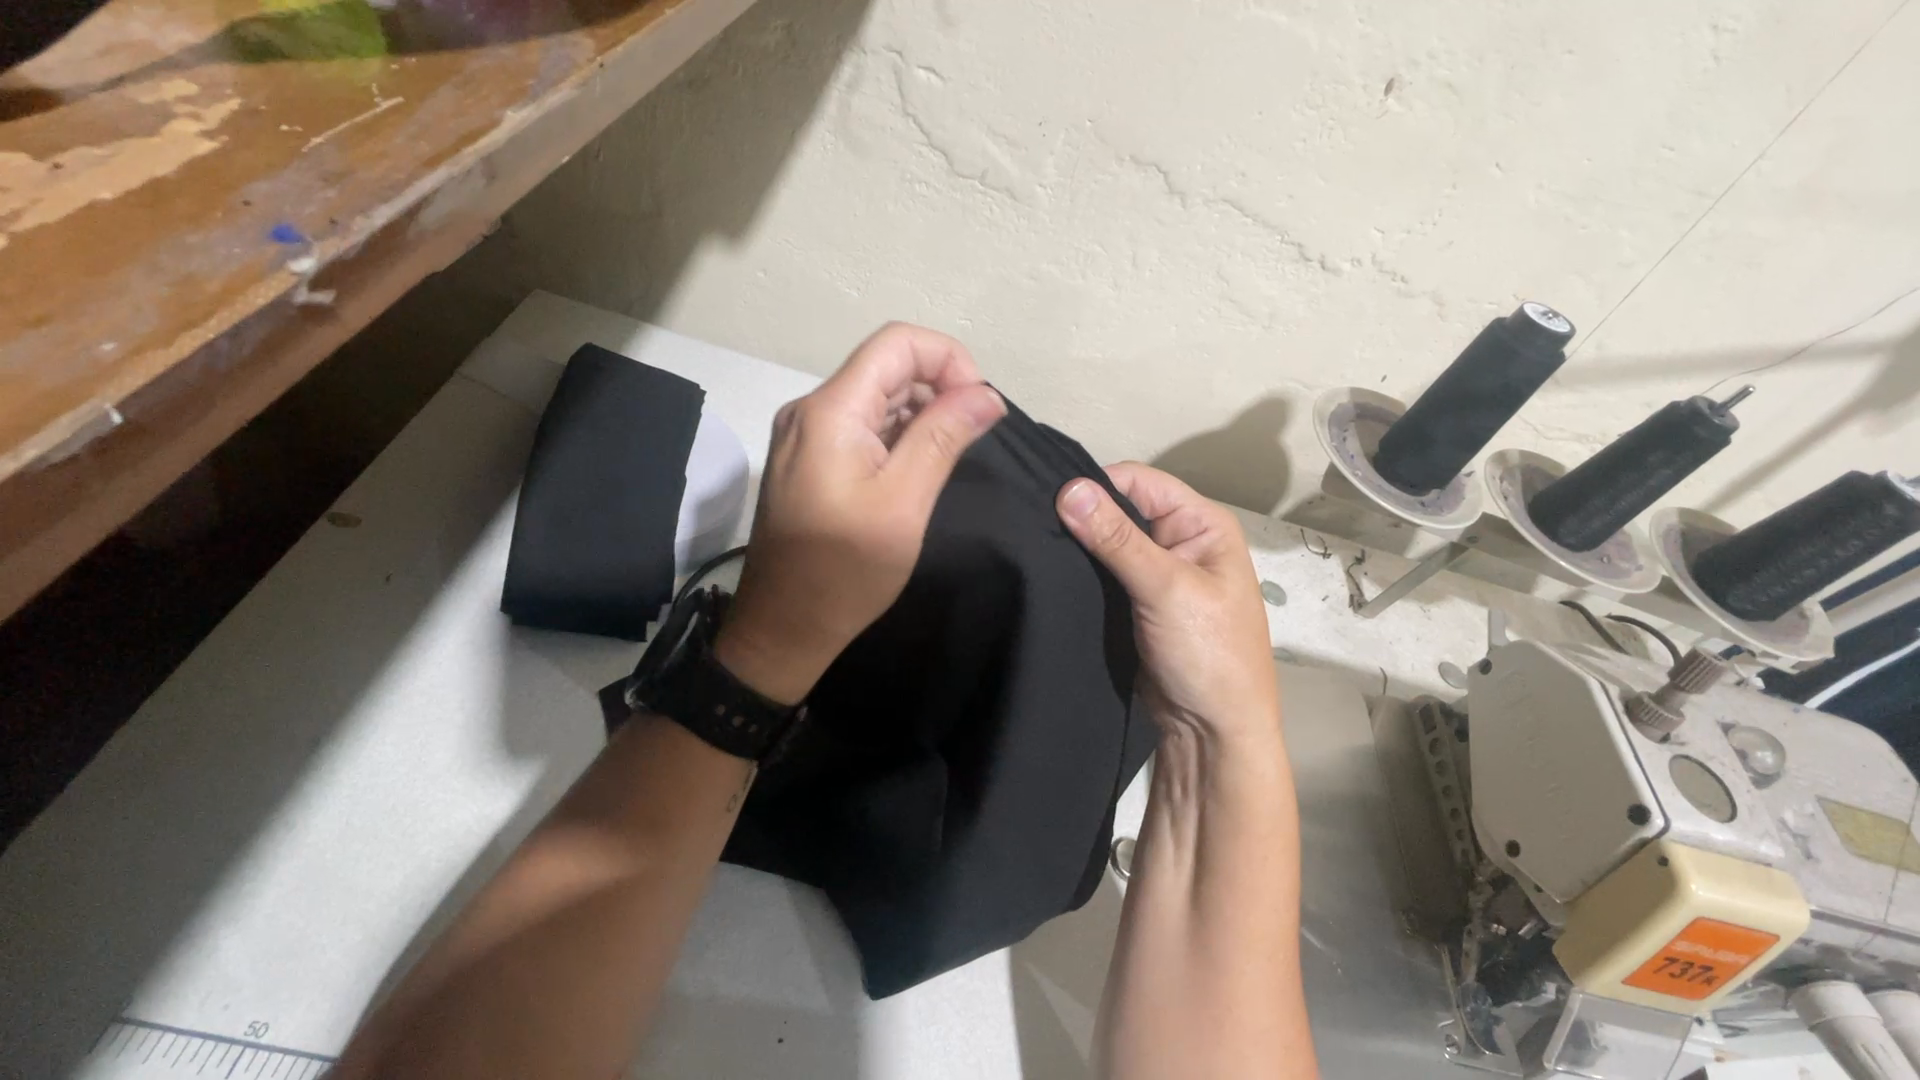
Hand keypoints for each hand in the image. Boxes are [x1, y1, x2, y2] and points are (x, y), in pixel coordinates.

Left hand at [716, 323, 1005, 703]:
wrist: (783, 629)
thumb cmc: (845, 572)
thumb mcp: (905, 503)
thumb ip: (943, 437)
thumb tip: (986, 394)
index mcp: (830, 411)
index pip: (897, 343)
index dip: (949, 360)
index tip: (979, 408)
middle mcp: (810, 410)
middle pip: (885, 367)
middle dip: (938, 388)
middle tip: (971, 440)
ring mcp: (804, 436)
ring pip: (875, 398)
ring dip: (919, 415)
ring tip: (946, 461)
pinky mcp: (807, 461)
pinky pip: (859, 428)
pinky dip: (896, 437)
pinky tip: (915, 473)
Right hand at [1055, 463, 1280, 745]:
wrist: (1210, 732)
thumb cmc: (1208, 655)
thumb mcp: (1165, 589)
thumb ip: (1117, 539)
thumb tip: (1070, 489)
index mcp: (1201, 524)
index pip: (1139, 482)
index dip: (1097, 486)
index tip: (1051, 502)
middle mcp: (1179, 541)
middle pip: (1120, 509)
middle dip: (1083, 516)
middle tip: (1033, 525)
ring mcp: (1156, 575)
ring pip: (1106, 544)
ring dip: (1078, 547)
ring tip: (1034, 548)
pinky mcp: (1133, 604)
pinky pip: (1102, 576)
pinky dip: (1080, 574)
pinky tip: (1051, 574)